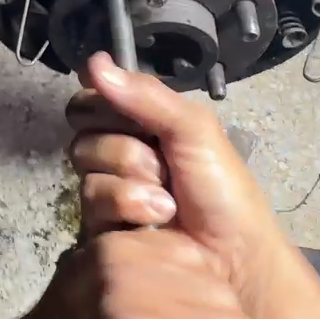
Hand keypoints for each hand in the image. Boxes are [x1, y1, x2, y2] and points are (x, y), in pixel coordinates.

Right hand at [67, 53, 288, 296]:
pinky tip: (155, 219)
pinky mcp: (103, 226)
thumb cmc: (222, 188)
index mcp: (139, 123)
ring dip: (132, 181)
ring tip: (167, 200)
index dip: (101, 105)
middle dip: (125, 149)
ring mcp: (110, 190)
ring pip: (87, 169)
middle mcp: (119, 152)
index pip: (91, 101)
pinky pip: (92, 202)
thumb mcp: (193, 128)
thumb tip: (94, 61)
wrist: (235, 257)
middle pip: (83, 133)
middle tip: (161, 163)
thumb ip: (145, 94)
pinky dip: (128, 206)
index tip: (127, 116)